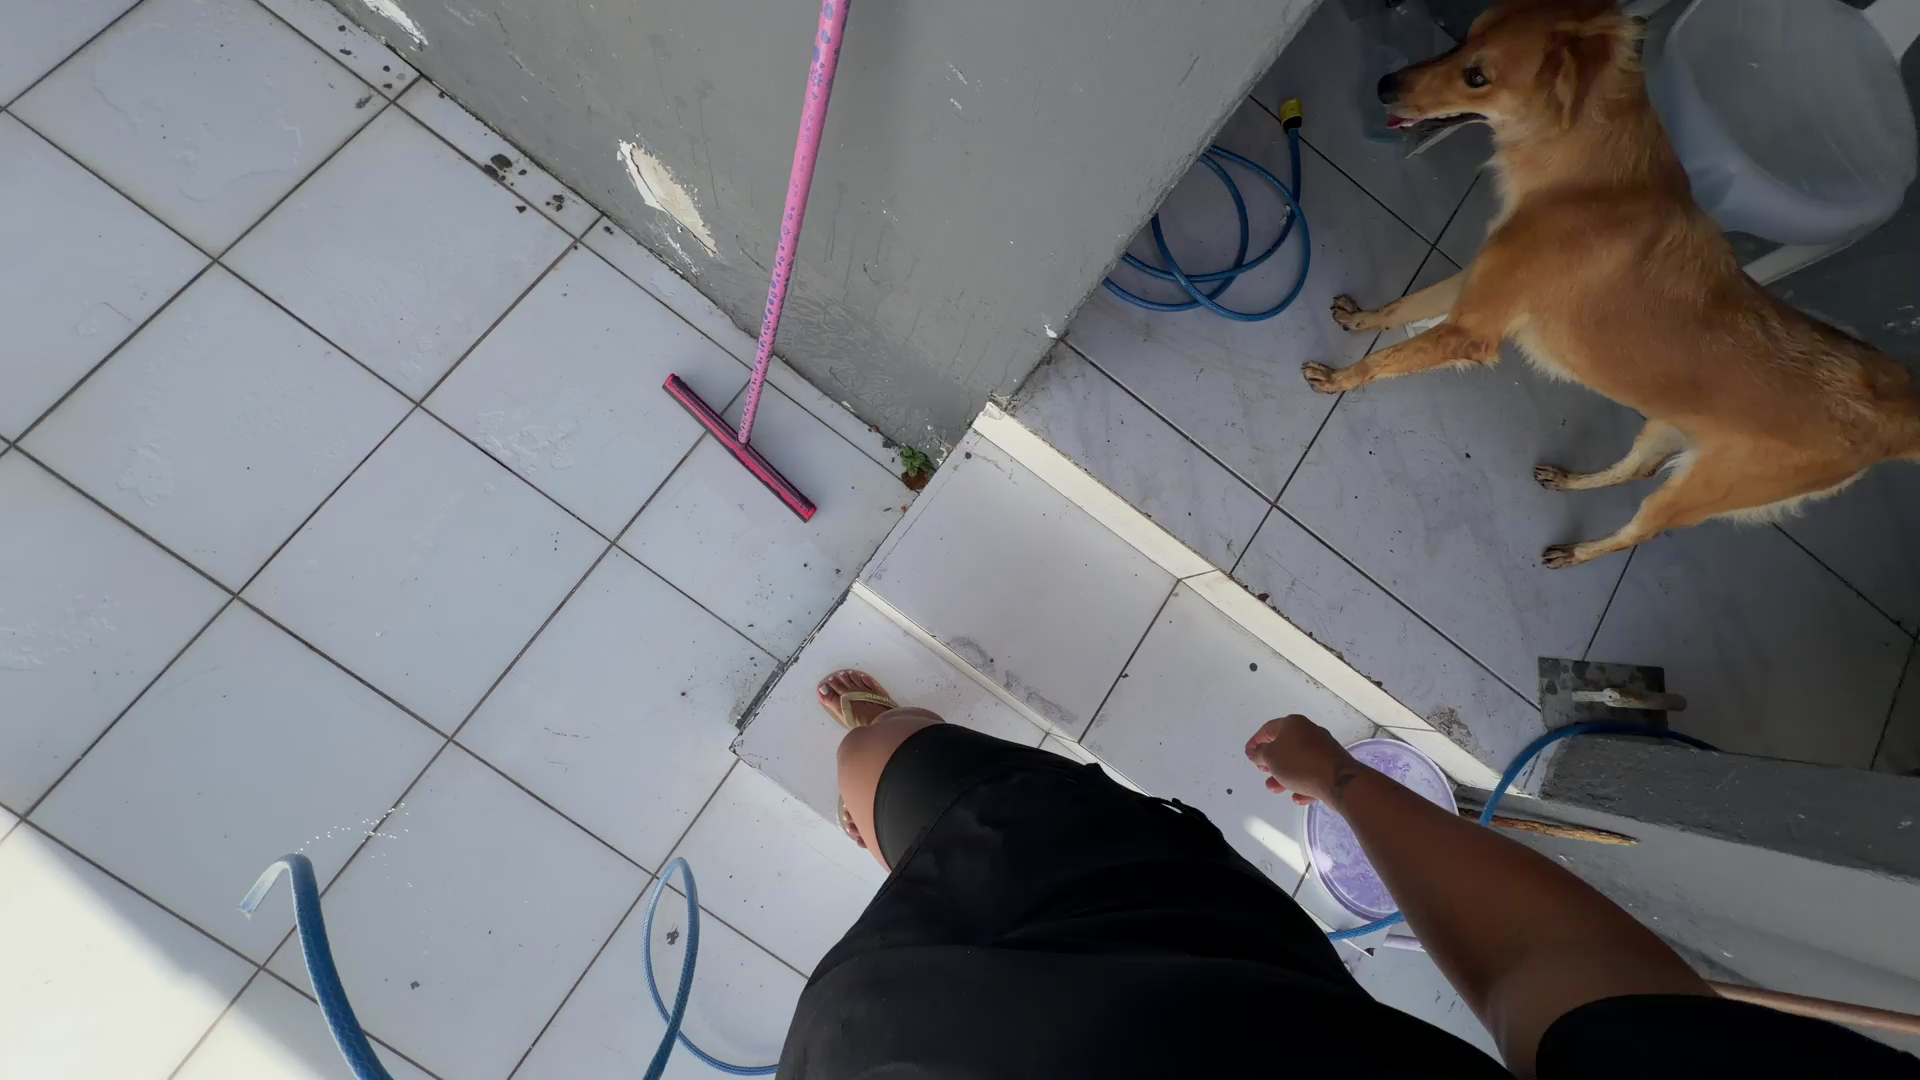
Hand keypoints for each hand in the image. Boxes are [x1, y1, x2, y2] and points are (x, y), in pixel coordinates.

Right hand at [1244, 715, 1362, 805]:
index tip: (1249, 755)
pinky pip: (1313, 773)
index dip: (1255, 742)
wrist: (1340, 782)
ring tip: (1276, 788)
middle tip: (1264, 771)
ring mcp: (1324, 749)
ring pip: (1298, 762)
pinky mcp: (1334, 766)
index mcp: (1293, 724)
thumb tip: (1255, 752)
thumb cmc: (1299, 764)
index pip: (1267, 730)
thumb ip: (1258, 754)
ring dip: (1285, 775)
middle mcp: (1309, 732)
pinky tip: (1298, 797)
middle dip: (1272, 762)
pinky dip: (1303, 783)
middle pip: (1284, 746)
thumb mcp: (1270, 757)